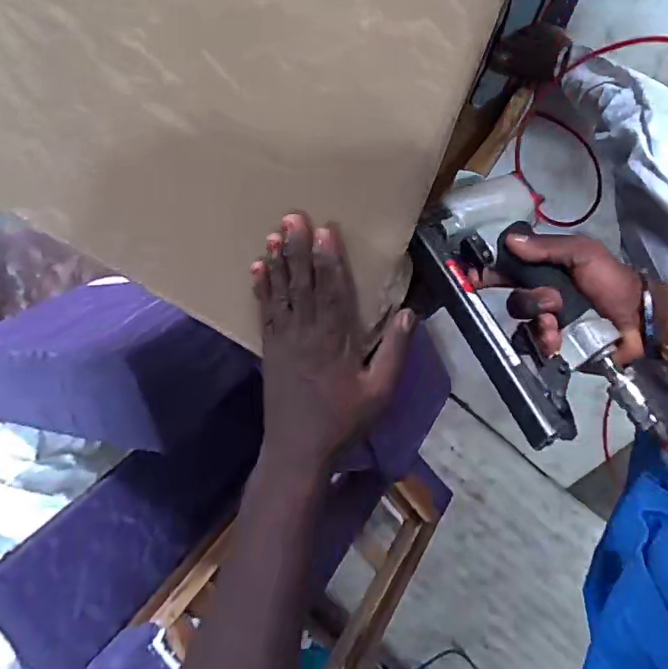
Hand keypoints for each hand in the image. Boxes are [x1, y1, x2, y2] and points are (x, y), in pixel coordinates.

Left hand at [251, 212, 415, 469]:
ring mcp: (283, 340)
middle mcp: (306, 333)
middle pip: (302, 284)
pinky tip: (257, 269)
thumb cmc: (344, 421)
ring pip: (281, 293)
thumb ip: (395, 351)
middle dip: (298, 249)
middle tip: (292, 217)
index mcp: (335, 341)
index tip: (325, 230)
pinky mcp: (269, 349)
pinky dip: (261, 289)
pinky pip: (265, 312)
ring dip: (278, 262)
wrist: (297, 451)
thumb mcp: (381, 391)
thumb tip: (409, 312)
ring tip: (274, 234)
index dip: (328, 259)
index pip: (332, 291)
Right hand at [494, 231, 644, 361]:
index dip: (489, 271)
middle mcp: (542, 294)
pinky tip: (558, 341)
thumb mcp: (584, 253)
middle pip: (513, 297)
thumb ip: (548, 247)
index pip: (510, 268)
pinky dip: (544, 342)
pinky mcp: (554, 345)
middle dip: (530, 299)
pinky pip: (533, 345)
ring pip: (522, 323)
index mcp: (547, 269)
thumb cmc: (612, 281)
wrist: (638, 321)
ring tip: (558, 326)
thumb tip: (509, 242)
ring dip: (539, 322)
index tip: (472, 275)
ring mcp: (547, 321)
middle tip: (553, 301)